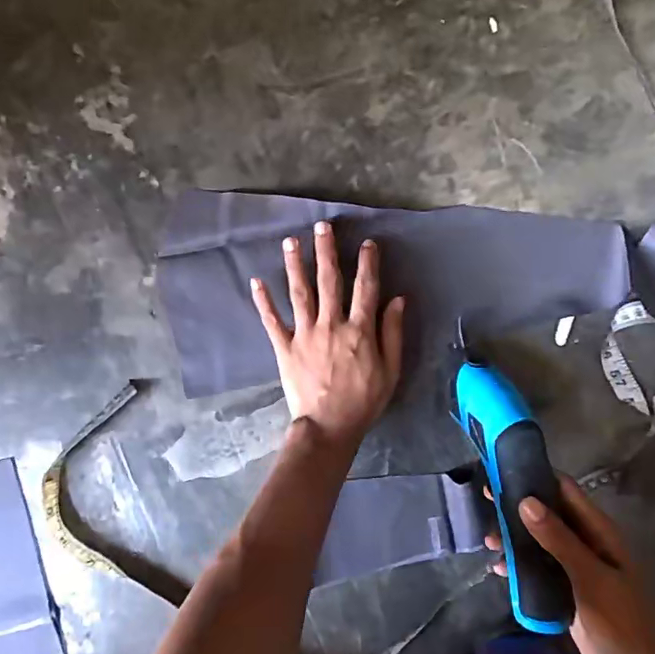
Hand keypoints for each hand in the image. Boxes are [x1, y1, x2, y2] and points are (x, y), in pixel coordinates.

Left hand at [250, 221, 406, 445]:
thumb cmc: (364, 401)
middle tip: (322, 226)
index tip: (367, 244)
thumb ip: (392, 333)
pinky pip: (272, 322)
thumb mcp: (390, 370)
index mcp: (359, 330)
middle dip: (326, 251)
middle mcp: (331, 324)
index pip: (365, 288)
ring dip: (295, 265)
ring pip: (299, 293)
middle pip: (329, 281)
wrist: (330, 426)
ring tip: (290, 241)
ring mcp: (305, 335)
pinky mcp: (285, 348)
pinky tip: (256, 281)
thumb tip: (398, 299)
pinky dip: (264, 302)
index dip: (367, 263)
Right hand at [487, 476, 654, 653]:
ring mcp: (574, 566)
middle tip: (485, 501)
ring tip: (488, 541)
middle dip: (517, 507)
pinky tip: (499, 569)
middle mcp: (585, 542)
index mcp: (598, 531)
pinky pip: (537, 568)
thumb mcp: (588, 577)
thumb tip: (525, 501)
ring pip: (538, 541)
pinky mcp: (564, 588)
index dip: (536, 477)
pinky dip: (518, 565)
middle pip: (547, 514)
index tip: (503, 471)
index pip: (565, 491)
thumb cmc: (621, 622)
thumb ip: (558, 540)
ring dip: (514, 538)